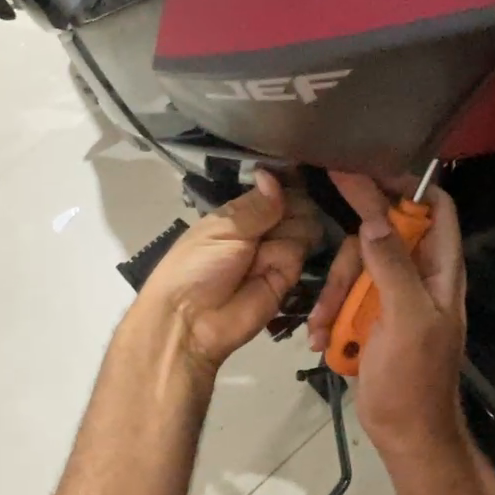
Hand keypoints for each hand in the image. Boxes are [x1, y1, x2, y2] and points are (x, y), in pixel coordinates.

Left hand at [132, 170, 321, 379]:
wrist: (192, 321)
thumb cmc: (197, 266)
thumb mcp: (222, 228)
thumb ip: (255, 205)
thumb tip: (271, 173)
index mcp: (239, 214)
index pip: (273, 191)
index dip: (285, 185)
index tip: (298, 175)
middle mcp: (262, 231)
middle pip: (295, 207)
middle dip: (291, 208)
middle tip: (272, 222)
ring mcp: (275, 254)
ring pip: (303, 228)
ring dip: (288, 233)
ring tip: (263, 250)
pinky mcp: (287, 279)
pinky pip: (300, 255)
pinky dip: (288, 255)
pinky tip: (271, 262)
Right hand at [307, 172, 466, 453]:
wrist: (405, 433)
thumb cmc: (416, 380)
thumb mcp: (407, 321)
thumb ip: (392, 268)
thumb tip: (374, 219)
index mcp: (440, 270)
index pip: (433, 208)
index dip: (404, 185)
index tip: (364, 172)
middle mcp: (418, 274)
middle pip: (380, 236)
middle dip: (352, 260)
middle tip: (335, 282)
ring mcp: (391, 296)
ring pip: (354, 268)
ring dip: (334, 297)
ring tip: (327, 331)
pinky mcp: (368, 316)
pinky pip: (343, 298)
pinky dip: (330, 317)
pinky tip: (324, 341)